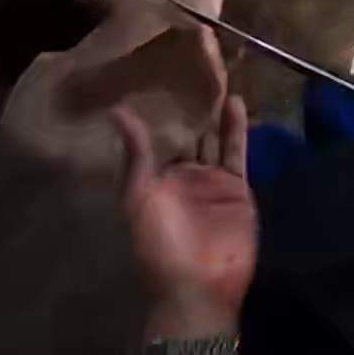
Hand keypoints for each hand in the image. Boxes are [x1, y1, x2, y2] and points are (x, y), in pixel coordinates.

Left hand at [112, 96, 256, 336]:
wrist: (197, 290)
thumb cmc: (158, 245)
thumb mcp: (137, 197)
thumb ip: (135, 154)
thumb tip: (117, 110)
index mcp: (156, 175)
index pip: (159, 134)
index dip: (161, 108)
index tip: (160, 73)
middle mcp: (183, 172)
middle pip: (189, 131)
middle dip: (191, 104)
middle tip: (193, 64)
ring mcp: (211, 178)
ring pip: (213, 136)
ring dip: (215, 110)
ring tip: (217, 74)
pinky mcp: (236, 187)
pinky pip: (235, 151)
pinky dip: (236, 128)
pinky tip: (236, 102)